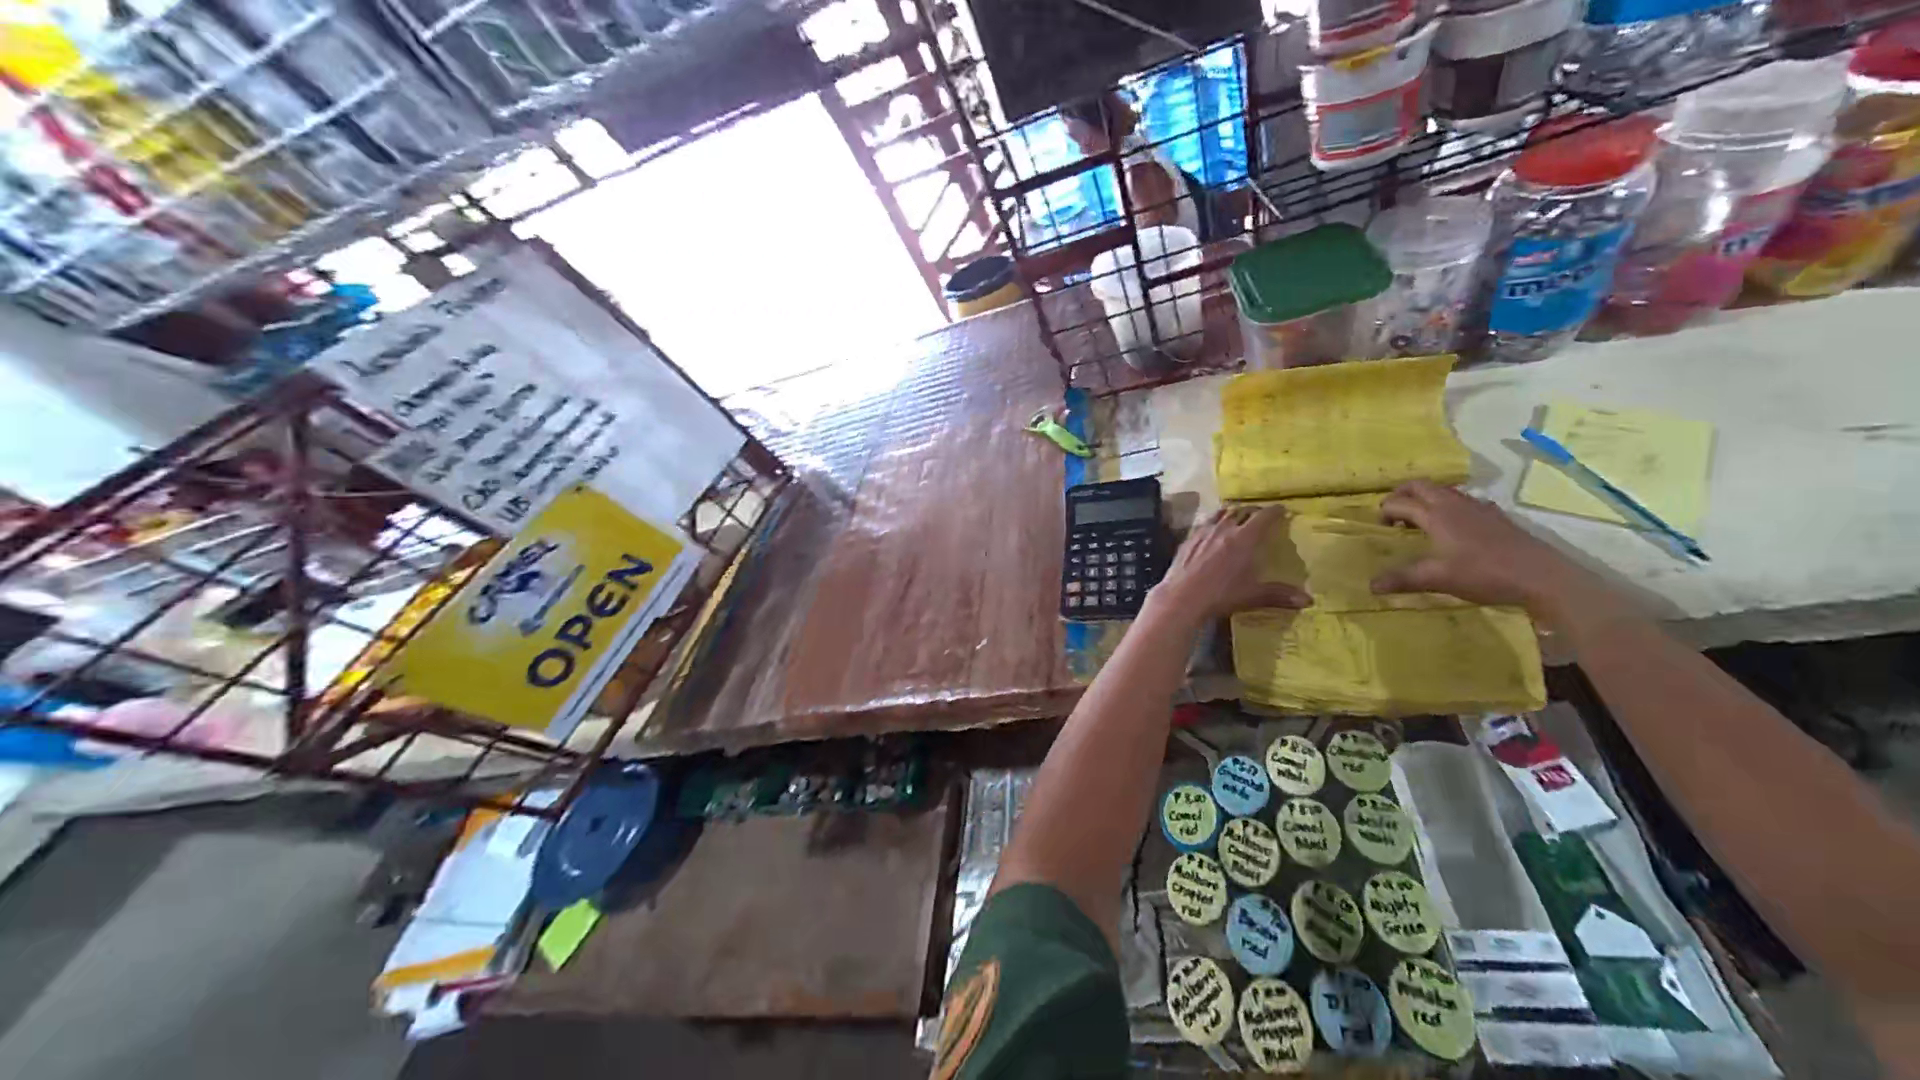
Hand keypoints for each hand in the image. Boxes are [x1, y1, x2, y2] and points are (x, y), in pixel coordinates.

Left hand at [1145, 505, 1308, 629]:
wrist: (1182, 597)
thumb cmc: (1221, 595)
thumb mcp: (1253, 595)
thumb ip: (1279, 595)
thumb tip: (1308, 601)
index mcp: (1245, 538)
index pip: (1264, 517)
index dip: (1275, 511)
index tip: (1282, 510)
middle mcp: (1224, 528)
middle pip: (1242, 511)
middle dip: (1254, 510)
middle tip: (1261, 513)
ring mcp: (1203, 532)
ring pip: (1220, 513)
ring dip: (1232, 512)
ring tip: (1237, 515)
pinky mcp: (1188, 539)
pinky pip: (1204, 523)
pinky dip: (1213, 521)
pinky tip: (1212, 529)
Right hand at [1369, 480, 1616, 622]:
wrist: (1541, 576)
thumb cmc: (1484, 574)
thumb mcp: (1438, 579)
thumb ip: (1403, 579)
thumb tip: (1371, 586)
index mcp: (1436, 515)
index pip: (1400, 503)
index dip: (1384, 512)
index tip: (1379, 528)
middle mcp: (1455, 504)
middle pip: (1421, 486)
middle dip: (1402, 495)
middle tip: (1393, 514)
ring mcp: (1478, 508)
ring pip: (1444, 491)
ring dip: (1426, 499)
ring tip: (1420, 521)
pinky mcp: (1495, 517)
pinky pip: (1464, 501)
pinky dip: (1449, 506)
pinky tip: (1454, 528)